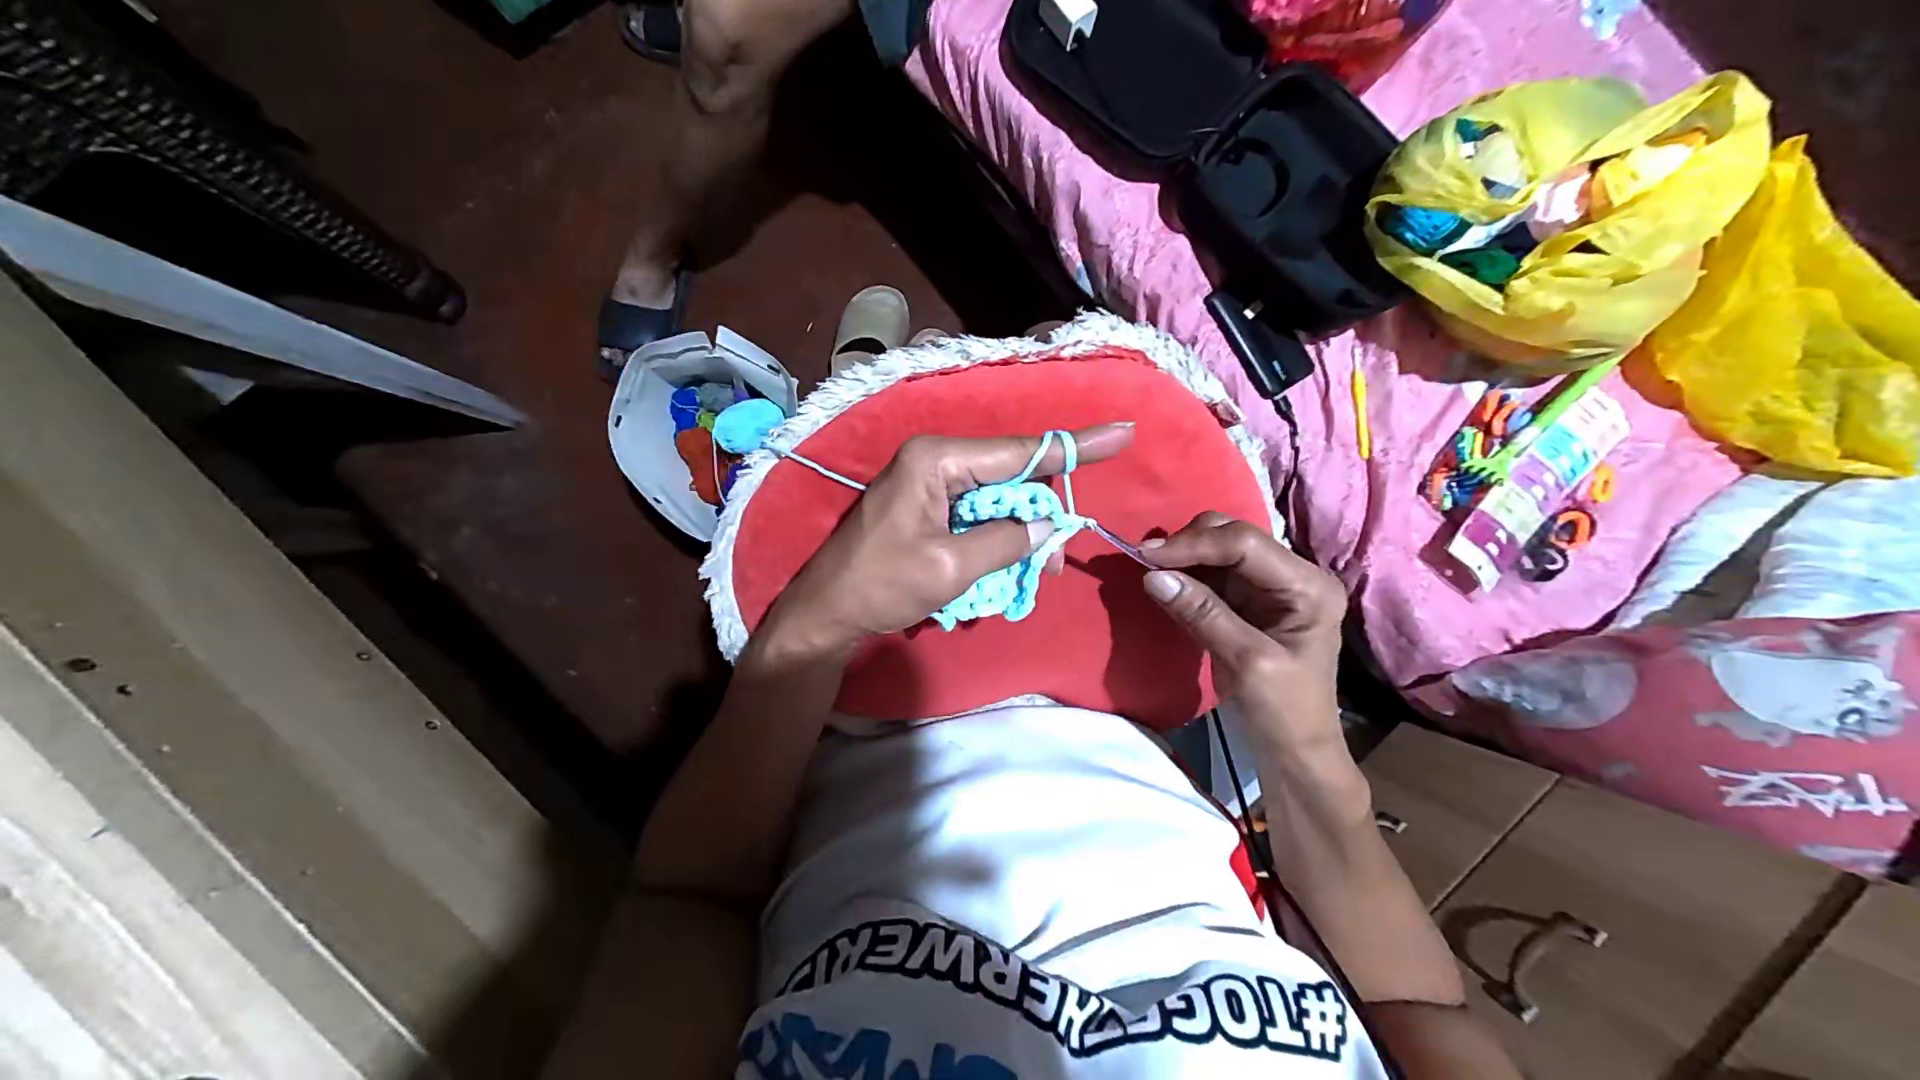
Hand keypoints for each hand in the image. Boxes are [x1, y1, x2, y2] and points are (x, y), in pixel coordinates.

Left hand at [757, 424, 1135, 661]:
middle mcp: (935, 460)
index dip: (1075, 445)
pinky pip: (977, 514)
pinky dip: (996, 540)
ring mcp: (929, 482)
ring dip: (1020, 533)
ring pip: (998, 499)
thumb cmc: (881, 585)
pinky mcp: (926, 506)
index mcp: (938, 460)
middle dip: (1041, 513)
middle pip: (1012, 475)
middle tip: (1057, 556)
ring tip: (1036, 572)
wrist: (827, 612)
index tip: (1122, 433)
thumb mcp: (951, 567)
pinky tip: (1006, 566)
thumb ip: (1006, 541)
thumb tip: (1047, 528)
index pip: (1020, 450)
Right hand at [1140, 512, 1347, 754]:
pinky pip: (1208, 573)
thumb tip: (1152, 575)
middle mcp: (1292, 575)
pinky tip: (1162, 580)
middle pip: (1232, 536)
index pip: (1246, 544)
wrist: (1293, 751)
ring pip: (1217, 549)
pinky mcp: (1244, 600)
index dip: (1194, 544)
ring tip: (1148, 568)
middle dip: (1188, 544)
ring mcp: (1267, 586)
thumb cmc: (1284, 711)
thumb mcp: (1246, 663)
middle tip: (1145, 562)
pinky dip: (1182, 573)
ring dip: (1182, 556)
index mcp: (1309, 586)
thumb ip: (1202, 613)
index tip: (1146, 556)